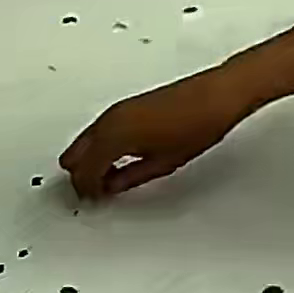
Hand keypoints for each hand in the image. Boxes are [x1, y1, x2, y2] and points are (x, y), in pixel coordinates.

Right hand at [58, 67, 260, 199]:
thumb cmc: (198, 124)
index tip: (94, 200)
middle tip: (96, 189)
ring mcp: (112, 114)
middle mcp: (106, 124)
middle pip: (71, 157)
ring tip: (109, 175)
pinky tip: (117, 157)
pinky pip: (94, 133)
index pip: (83, 173)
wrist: (222, 92)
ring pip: (80, 145)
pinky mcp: (122, 108)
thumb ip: (128, 179)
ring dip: (88, 161)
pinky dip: (97, 148)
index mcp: (112, 139)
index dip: (87, 190)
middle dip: (80, 176)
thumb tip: (110, 187)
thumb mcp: (162, 163)